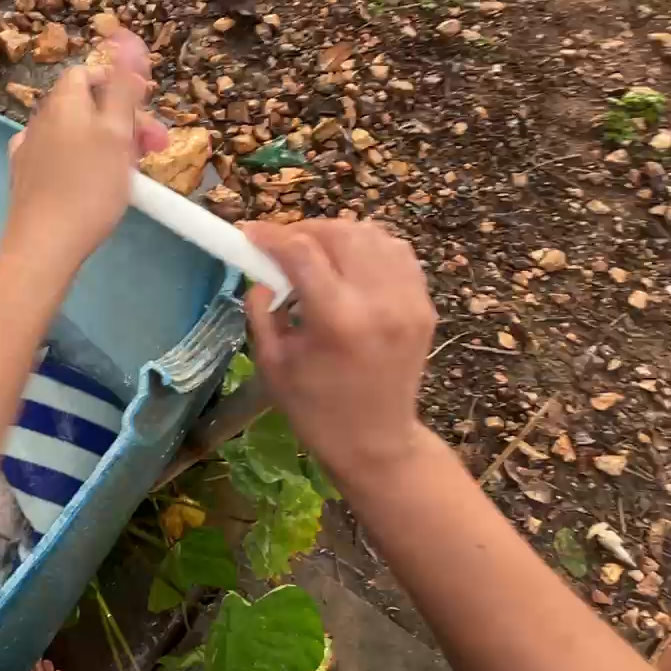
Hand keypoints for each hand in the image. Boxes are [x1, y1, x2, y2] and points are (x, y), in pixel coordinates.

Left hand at [1, 29, 166, 268]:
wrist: (44, 244)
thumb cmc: (88, 188)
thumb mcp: (116, 132)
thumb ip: (123, 86)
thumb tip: (124, 36)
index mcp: (62, 103)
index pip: (89, 74)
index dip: (121, 85)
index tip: (147, 110)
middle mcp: (39, 120)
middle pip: (85, 105)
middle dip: (122, 120)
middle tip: (151, 149)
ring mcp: (28, 151)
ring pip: (74, 134)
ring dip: (105, 144)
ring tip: (128, 172)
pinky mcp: (25, 180)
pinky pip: (59, 160)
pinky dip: (81, 164)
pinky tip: (93, 184)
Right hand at [242, 219, 438, 486]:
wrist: (375, 441)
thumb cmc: (313, 406)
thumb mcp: (270, 360)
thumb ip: (261, 310)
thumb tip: (260, 273)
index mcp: (336, 320)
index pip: (301, 251)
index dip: (269, 234)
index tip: (245, 233)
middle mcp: (379, 302)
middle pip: (339, 232)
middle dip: (302, 230)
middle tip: (278, 247)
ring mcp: (408, 301)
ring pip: (371, 234)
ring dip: (335, 235)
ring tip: (313, 254)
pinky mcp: (424, 304)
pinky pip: (395, 252)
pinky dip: (366, 247)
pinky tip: (346, 265)